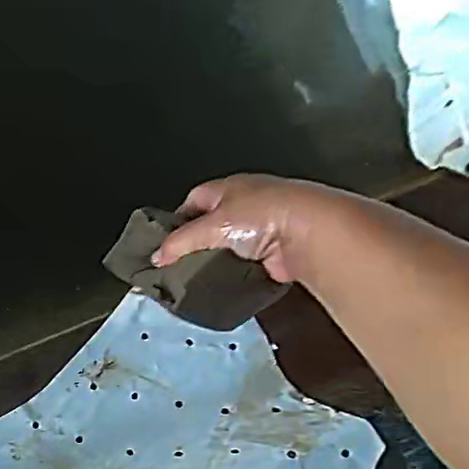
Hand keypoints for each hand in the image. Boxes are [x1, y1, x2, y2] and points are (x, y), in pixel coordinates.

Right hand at [154, 174, 376, 285]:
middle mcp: (247, 203)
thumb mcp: (209, 226)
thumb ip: (178, 242)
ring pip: (225, 245)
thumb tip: (157, 256)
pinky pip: (242, 263)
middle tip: (177, 262)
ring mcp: (262, 227)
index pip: (193, 200)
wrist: (311, 232)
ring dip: (214, 259)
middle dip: (194, 243)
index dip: (177, 219)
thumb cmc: (263, 214)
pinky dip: (232, 272)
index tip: (165, 241)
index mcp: (229, 187)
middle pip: (209, 224)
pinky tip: (221, 281)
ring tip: (197, 275)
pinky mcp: (272, 250)